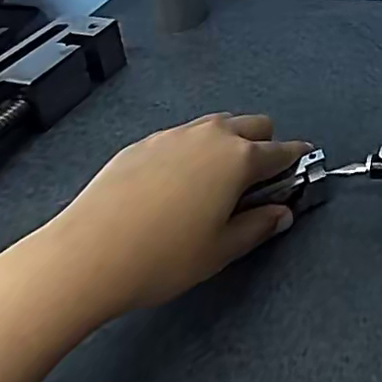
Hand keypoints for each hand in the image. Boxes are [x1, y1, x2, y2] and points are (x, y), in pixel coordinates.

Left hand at [35, 112, 311, 315]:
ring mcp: (176, 135)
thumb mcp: (220, 251)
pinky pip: (181, 137)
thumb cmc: (156, 257)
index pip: (283, 151)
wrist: (83, 256)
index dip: (296, 160)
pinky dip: (189, 152)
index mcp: (240, 158)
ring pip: (218, 124)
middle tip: (254, 180)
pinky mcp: (143, 143)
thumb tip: (279, 215)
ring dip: (228, 142)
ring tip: (213, 181)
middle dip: (264, 144)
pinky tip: (172, 187)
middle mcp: (213, 136)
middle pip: (256, 123)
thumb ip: (259, 226)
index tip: (299, 168)